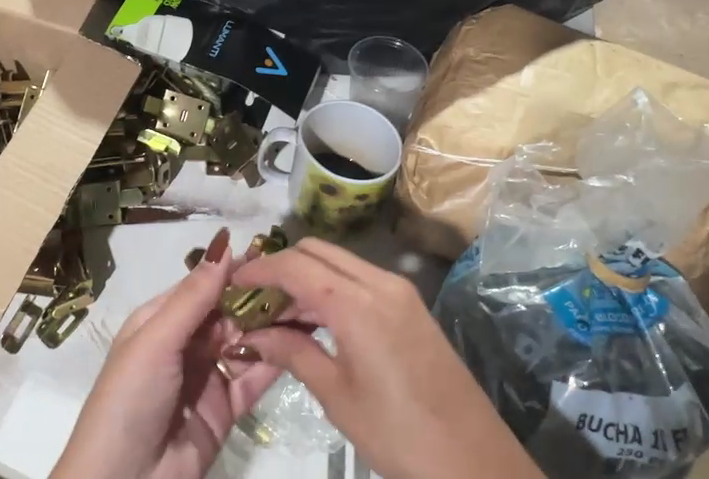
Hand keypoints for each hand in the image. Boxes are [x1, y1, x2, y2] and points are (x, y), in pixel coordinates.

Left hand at [51, 229, 281, 478]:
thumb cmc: (130, 398)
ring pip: (244, 342)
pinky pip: (253, 378)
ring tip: (308, 307)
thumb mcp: (156, 340)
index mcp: (159, 320)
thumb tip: (223, 243)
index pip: (202, 286)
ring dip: (271, 326)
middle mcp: (184, 343)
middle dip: (258, 298)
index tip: (273, 251)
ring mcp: (206, 376)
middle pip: (226, 313)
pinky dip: (274, 361)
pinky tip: (300, 343)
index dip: (234, 269)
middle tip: (301, 282)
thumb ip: (194, 297)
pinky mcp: (226, 409)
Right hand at [228, 238, 542, 478]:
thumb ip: (292, 353)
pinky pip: (360, 279)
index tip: (232, 282)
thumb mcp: (337, 396)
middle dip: (281, 266)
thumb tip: (251, 335)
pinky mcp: (412, 307)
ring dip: (306, 277)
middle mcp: (379, 282)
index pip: (294, 265)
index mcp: (357, 302)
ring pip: (338, 262)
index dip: (259, 269)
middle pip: (316, 251)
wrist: (476, 465)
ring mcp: (400, 292)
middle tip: (254, 297)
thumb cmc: (399, 433)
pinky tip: (315, 321)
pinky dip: (331, 287)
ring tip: (278, 313)